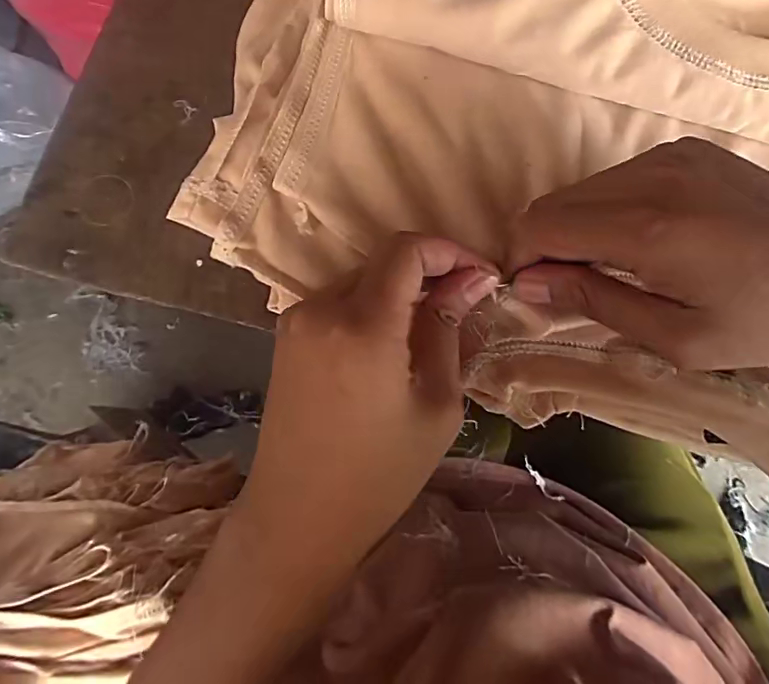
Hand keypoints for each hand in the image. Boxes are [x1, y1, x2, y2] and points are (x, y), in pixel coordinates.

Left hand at [239, 233, 498, 558]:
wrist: (296, 517)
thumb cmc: (378, 475)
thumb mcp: (435, 405)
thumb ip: (449, 331)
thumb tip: (472, 281)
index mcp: (362, 325)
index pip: (407, 250)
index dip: (450, 251)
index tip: (481, 275)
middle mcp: (322, 307)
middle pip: (384, 261)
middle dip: (429, 271)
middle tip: (464, 301)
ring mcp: (297, 317)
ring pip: (361, 278)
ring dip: (399, 290)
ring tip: (429, 330)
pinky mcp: (286, 332)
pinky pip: (338, 301)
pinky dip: (370, 306)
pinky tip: (388, 343)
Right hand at [508, 138, 768, 374]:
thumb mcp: (680, 338)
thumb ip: (594, 300)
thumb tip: (527, 281)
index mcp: (649, 226)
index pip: (541, 225)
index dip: (522, 257)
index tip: (533, 291)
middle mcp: (652, 175)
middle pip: (555, 202)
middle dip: (545, 244)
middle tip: (572, 286)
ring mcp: (673, 155)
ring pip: (584, 187)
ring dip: (576, 225)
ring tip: (614, 266)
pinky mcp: (691, 149)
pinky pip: (619, 176)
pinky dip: (609, 207)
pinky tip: (647, 238)